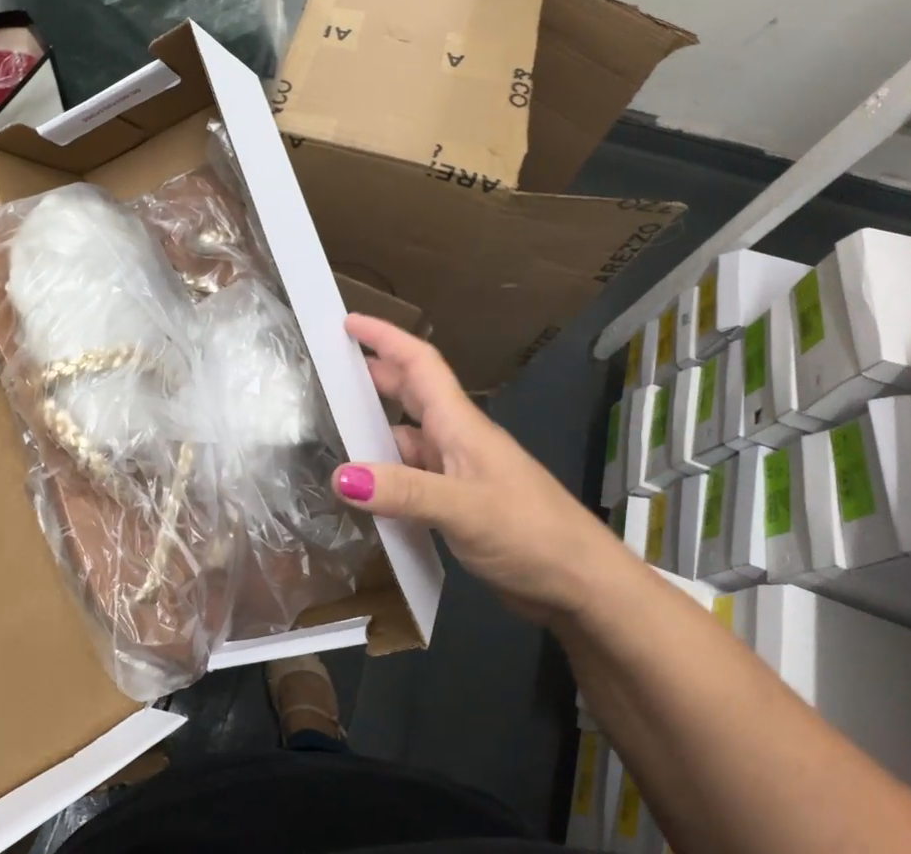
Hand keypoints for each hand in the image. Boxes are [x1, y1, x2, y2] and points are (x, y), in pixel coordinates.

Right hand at [331, 314, 637, 624]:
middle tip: (326, 376)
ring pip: (407, 441)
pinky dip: (384, 479)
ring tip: (328, 440)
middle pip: (411, 396)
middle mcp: (458, 442)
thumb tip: (339, 475)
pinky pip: (411, 480)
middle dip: (372, 379)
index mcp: (462, 426)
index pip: (420, 365)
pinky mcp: (458, 508)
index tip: (348, 322)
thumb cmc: (532, 533)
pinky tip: (362, 495)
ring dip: (373, 436)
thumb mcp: (465, 509)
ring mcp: (459, 476)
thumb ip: (404, 491)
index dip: (385, 338)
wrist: (583, 587)